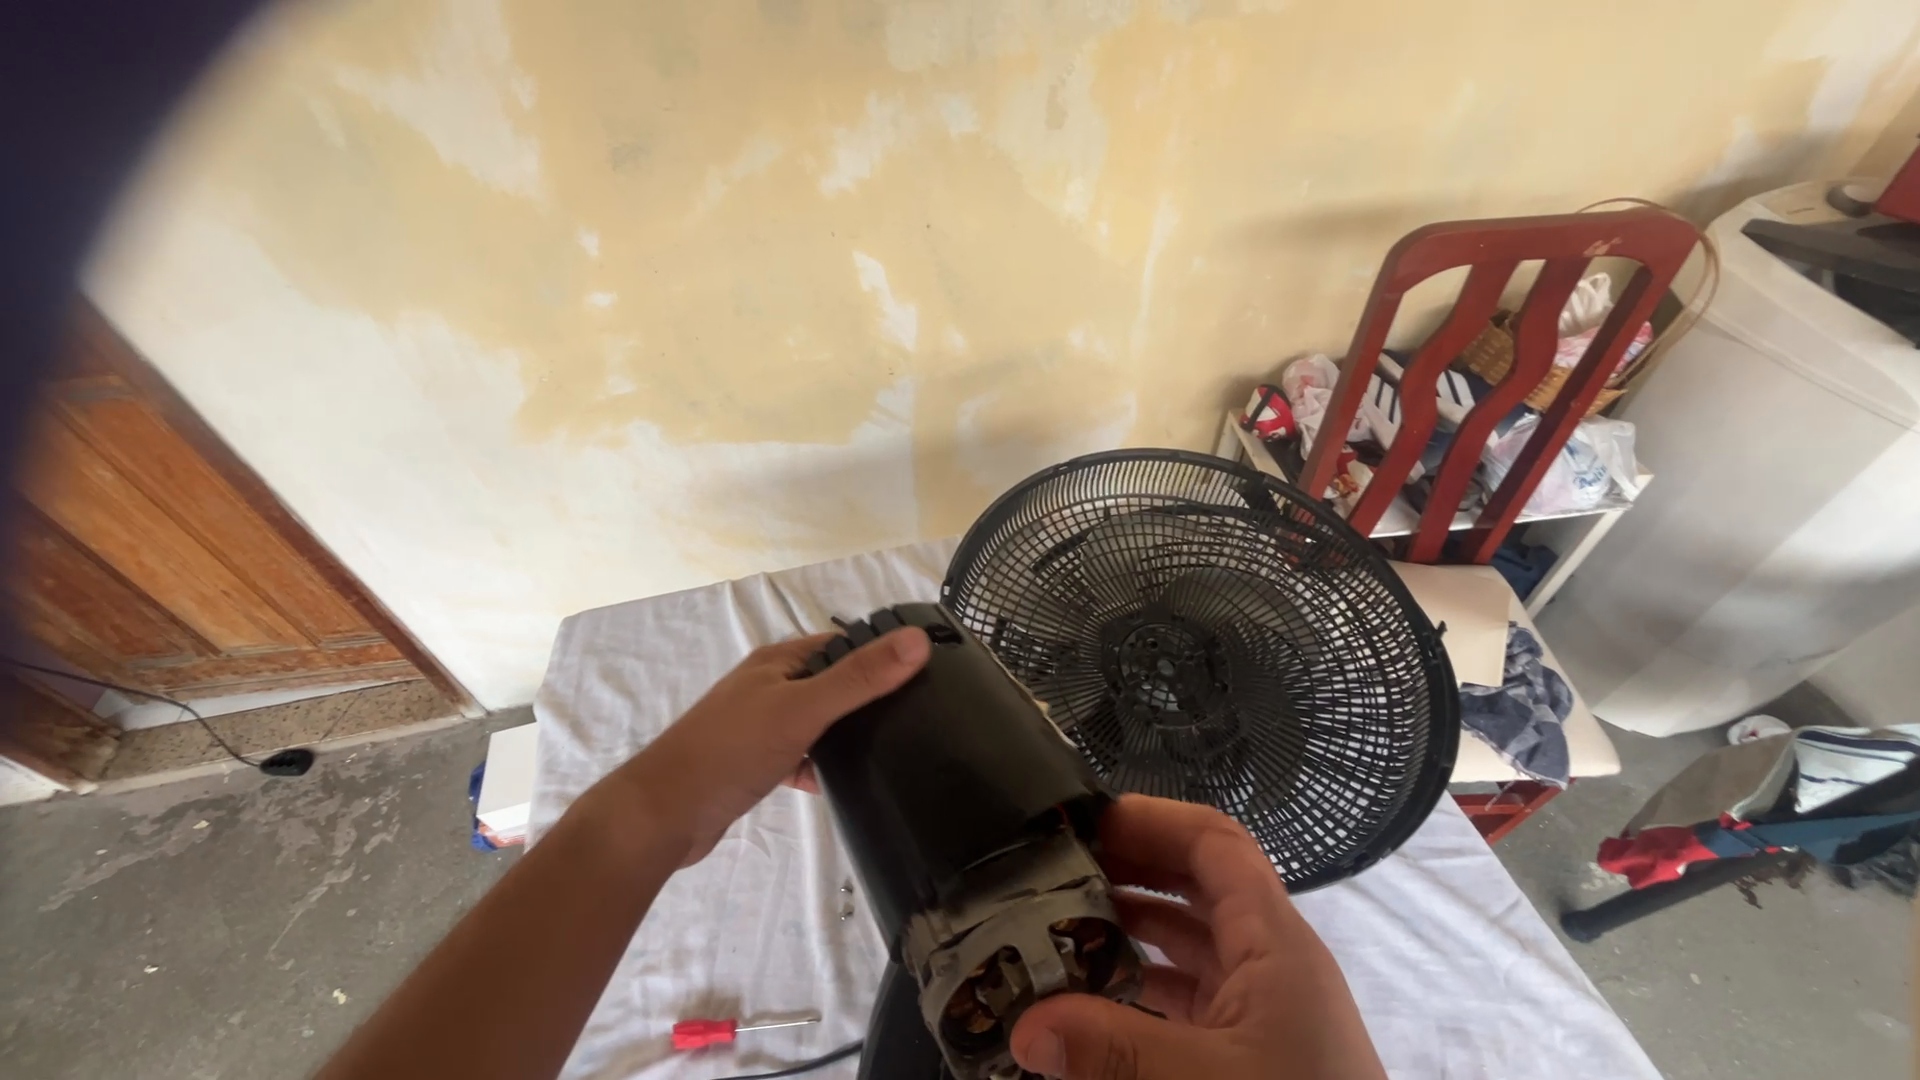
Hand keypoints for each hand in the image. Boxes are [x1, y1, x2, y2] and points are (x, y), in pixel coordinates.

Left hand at [590, 627, 929, 866]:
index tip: (927, 673)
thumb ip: (860, 677)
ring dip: (845, 733)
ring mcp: (760, 724)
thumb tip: (917, 640)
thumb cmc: (731, 750)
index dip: (881, 652)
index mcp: (779, 661)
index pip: (843, 644)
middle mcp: (770, 685)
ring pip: (818, 721)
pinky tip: (842, 784)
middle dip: (868, 696)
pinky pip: (801, 755)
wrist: (663, 816)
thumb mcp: (803, 708)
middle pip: (832, 682)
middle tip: (917, 715)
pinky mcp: (755, 761)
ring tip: (891, 748)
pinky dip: (820, 766)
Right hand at [1010, 795, 1385, 1079]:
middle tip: (1060, 864)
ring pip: (1194, 936)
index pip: (1214, 842)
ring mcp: (1265, 1010)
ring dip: (1134, 920)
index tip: (1085, 821)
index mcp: (1275, 944)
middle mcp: (1273, 962)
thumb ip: (1112, 1051)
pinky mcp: (1253, 1053)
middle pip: (1199, 880)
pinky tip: (1096, 995)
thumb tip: (1024, 1025)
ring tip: (1064, 920)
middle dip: (1132, 862)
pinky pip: (1191, 990)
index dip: (1152, 819)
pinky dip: (1143, 978)